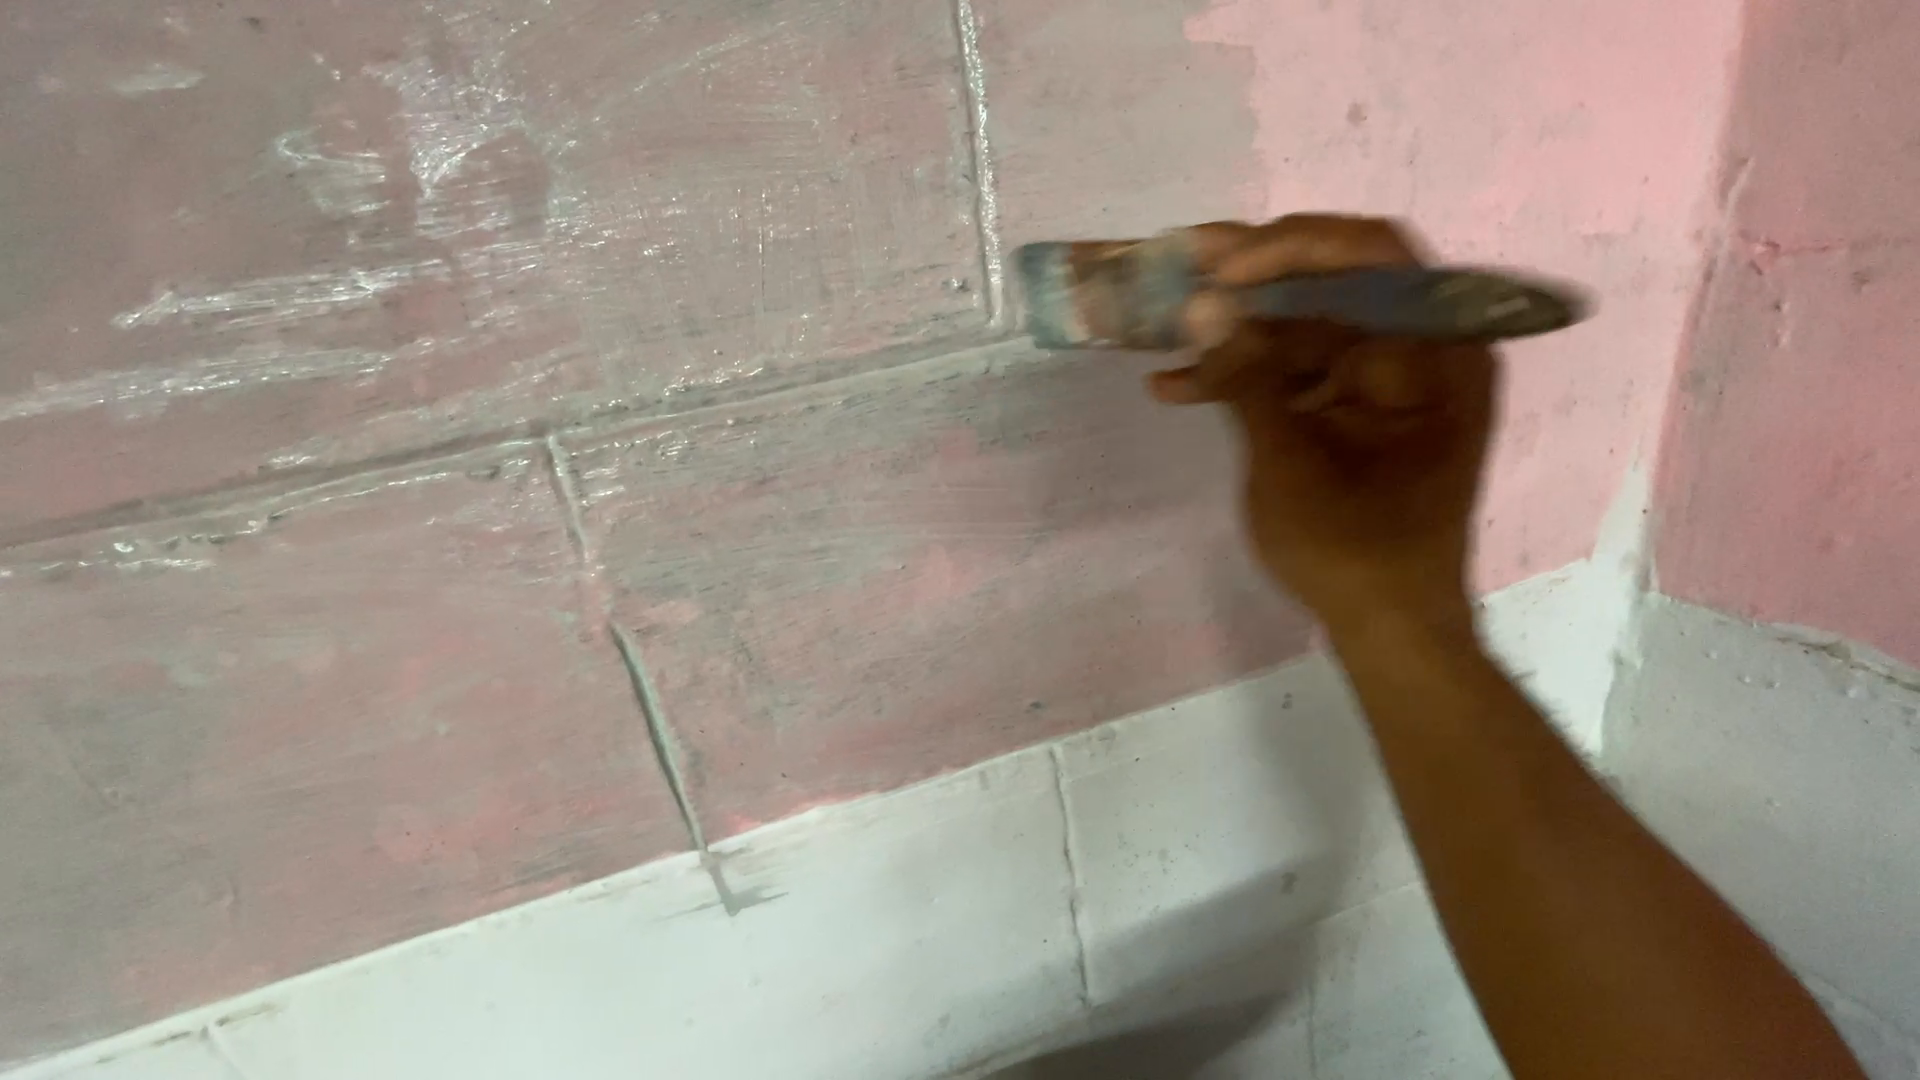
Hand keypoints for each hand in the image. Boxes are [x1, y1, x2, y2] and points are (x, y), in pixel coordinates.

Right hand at [1148, 214, 1497, 637]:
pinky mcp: (1349, 409)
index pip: (1372, 256)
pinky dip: (1242, 377)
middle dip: (1251, 276)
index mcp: (1434, 351)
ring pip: (1302, 326)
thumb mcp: (1291, 462)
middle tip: (1182, 264)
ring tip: (1164, 326)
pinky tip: (1177, 387)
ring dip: (1234, 329)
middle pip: (1332, 282)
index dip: (1291, 246)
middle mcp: (1417, 349)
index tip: (1219, 267)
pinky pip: (1295, 372)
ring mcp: (1381, 380)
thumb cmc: (1354, 549)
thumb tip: (1200, 307)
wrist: (1385, 623)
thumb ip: (1246, 378)